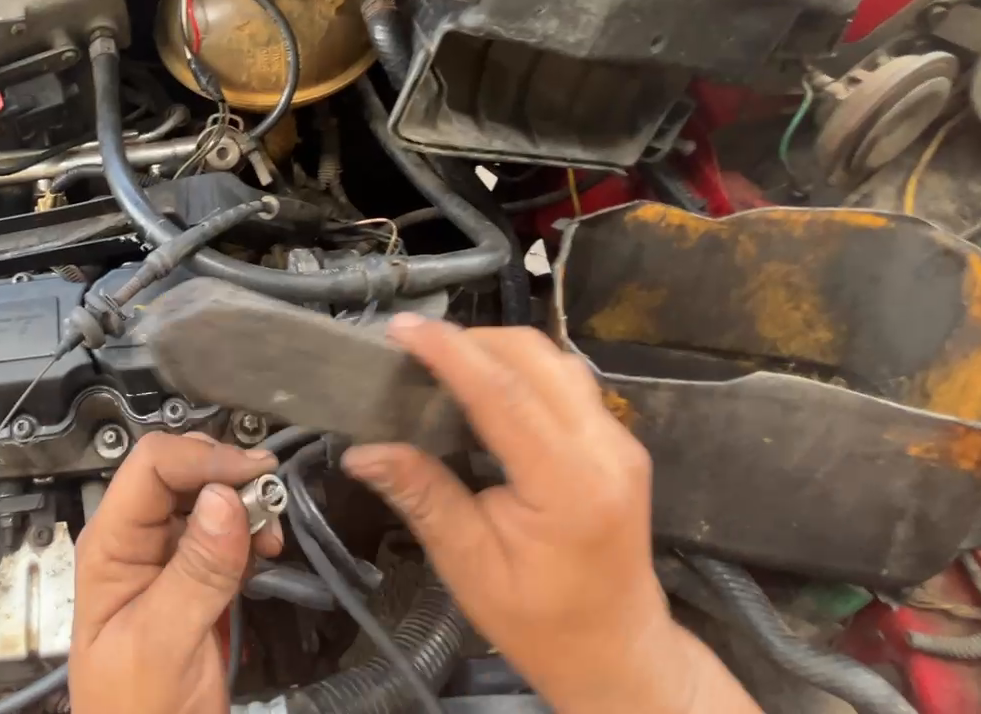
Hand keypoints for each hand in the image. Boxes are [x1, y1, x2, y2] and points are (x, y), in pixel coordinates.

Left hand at [69, 433, 283, 713]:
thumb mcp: (161, 646)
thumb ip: (195, 573)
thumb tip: (226, 497)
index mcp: (111, 542)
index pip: (151, 466)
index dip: (202, 458)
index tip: (256, 475)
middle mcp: (136, 538)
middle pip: (179, 471)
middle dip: (226, 475)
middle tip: (270, 503)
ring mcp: (167, 558)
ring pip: (206, 497)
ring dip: (243, 502)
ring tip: (272, 533)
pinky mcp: (197, 579)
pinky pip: (224, 533)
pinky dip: (249, 531)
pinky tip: (266, 552)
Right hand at [343, 317, 758, 713]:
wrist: (619, 653)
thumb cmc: (541, 620)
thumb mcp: (469, 566)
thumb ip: (422, 496)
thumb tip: (361, 452)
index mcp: (571, 486)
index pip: (504, 394)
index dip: (448, 352)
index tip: (399, 328)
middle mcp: (605, 449)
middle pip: (532, 357)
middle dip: (467, 339)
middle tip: (408, 348)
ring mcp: (617, 439)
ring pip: (550, 357)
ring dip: (490, 347)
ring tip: (437, 360)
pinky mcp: (614, 438)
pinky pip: (560, 375)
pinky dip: (512, 364)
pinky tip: (477, 381)